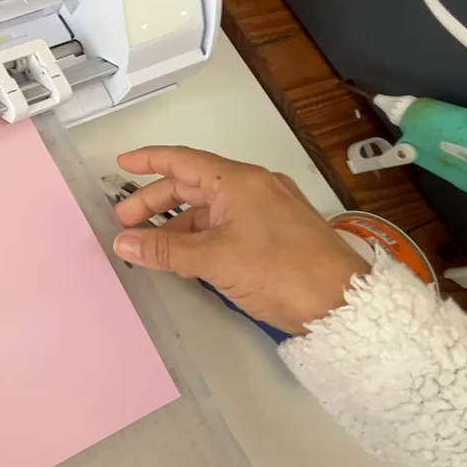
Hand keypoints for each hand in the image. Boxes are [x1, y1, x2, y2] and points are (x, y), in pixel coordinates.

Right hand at [111, 147, 366, 334]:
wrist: (344, 306)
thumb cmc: (281, 271)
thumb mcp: (214, 259)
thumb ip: (163, 250)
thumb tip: (123, 243)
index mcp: (239, 182)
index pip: (183, 161)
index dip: (149, 160)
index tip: (122, 164)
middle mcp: (252, 188)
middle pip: (191, 186)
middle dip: (154, 202)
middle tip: (125, 221)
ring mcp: (266, 211)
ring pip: (207, 209)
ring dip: (175, 225)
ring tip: (150, 246)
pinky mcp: (274, 234)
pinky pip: (224, 226)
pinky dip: (198, 237)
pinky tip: (183, 258)